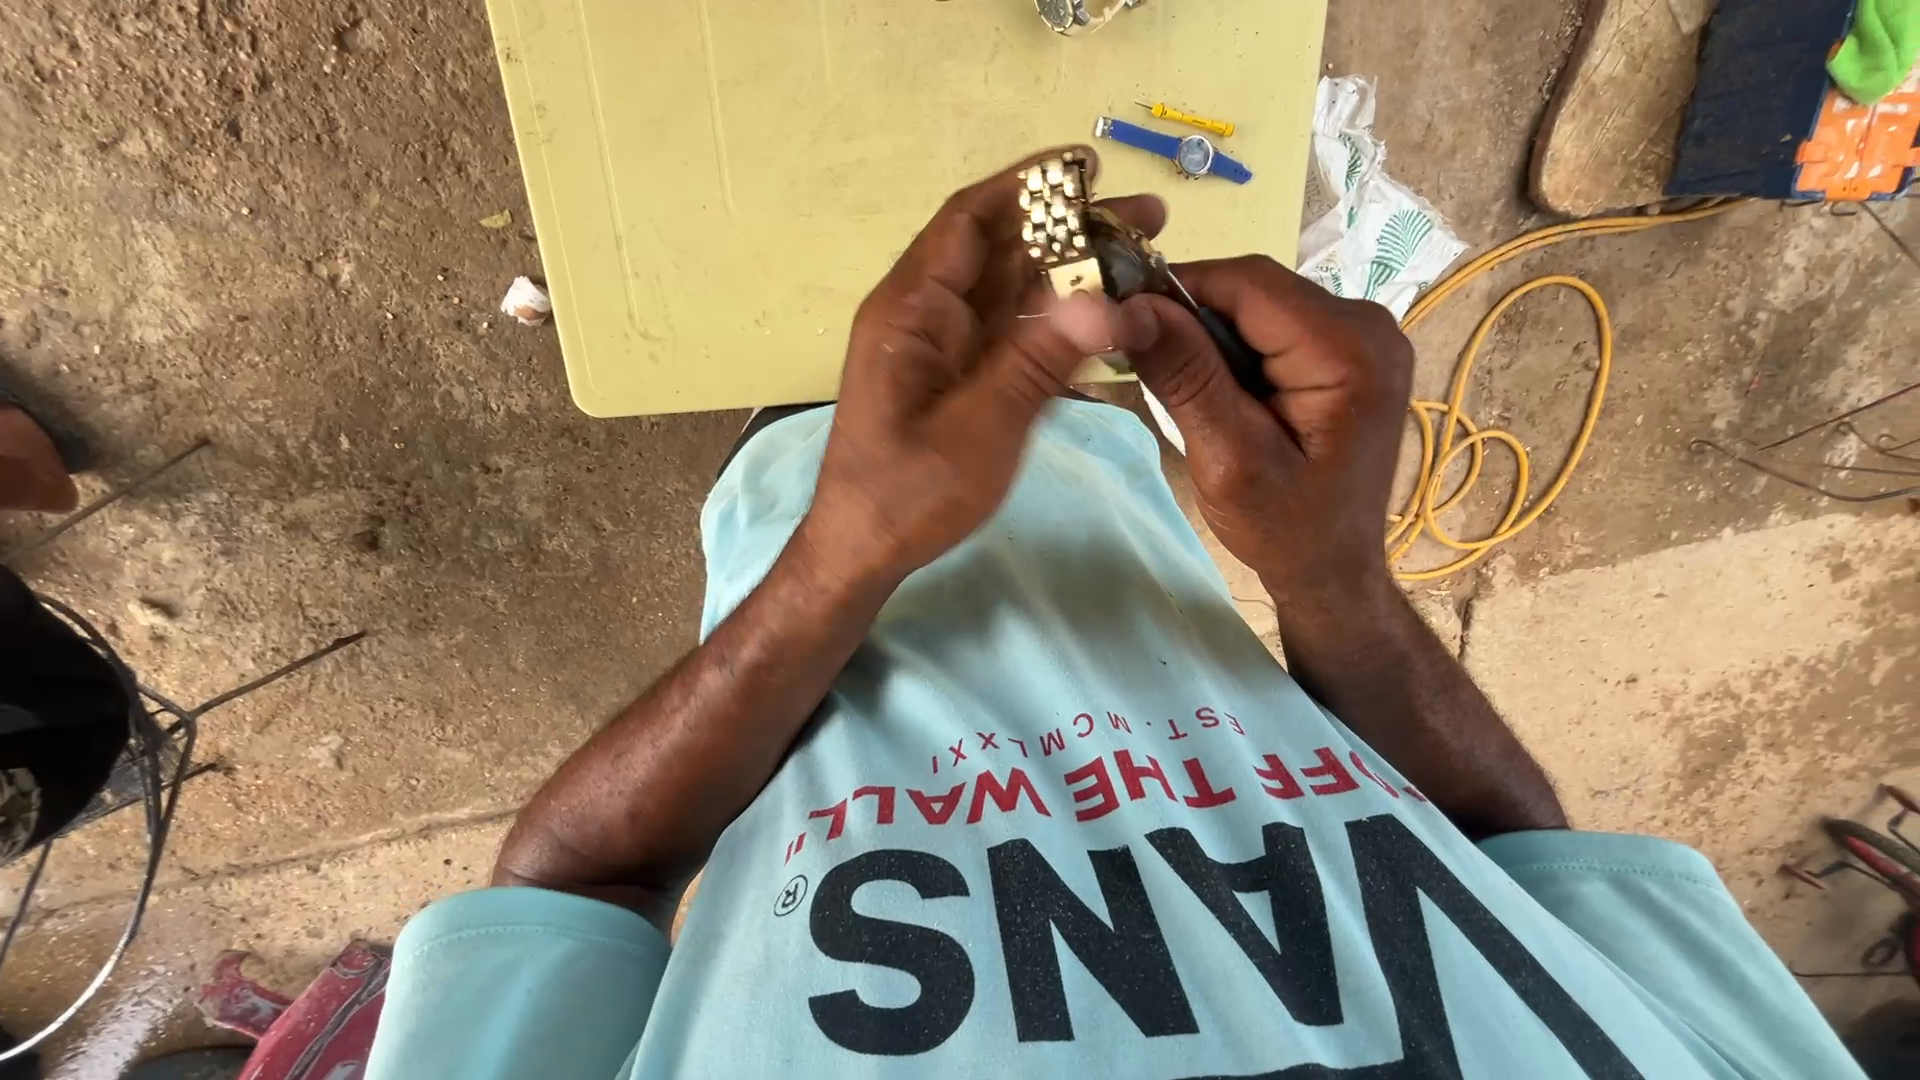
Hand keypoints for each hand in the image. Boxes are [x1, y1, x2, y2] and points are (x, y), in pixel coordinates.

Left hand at [802, 148, 1166, 585]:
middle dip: (1069, 228)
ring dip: (1069, 272)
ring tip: (1141, 259)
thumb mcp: (978, 429)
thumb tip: (1105, 299)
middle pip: (1000, 250)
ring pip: (1011, 291)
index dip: (1027, 186)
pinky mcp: (959, 379)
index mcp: (911, 310)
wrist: (864, 549)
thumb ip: (1037, 362)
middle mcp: (925, 316)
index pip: (968, 221)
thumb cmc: (908, 493)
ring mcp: (943, 348)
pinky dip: (1054, 322)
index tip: (1090, 168)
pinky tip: (1102, 316)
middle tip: (1147, 219)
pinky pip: (1011, 334)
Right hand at [1113, 256, 1413, 602]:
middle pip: (1256, 291)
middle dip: (1191, 317)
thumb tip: (1133, 308)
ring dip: (1208, 336)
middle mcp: (1368, 326)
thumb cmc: (1284, 528)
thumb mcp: (1227, 457)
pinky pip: (1273, 330)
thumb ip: (1186, 378)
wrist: (1333, 568)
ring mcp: (1361, 338)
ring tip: (1174, 381)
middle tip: (1140, 355)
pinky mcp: (1346, 354)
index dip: (1178, 286)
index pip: (1249, 283)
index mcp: (1350, 350)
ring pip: (1259, 307)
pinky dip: (1231, 351)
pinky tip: (1211, 389)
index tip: (1121, 312)